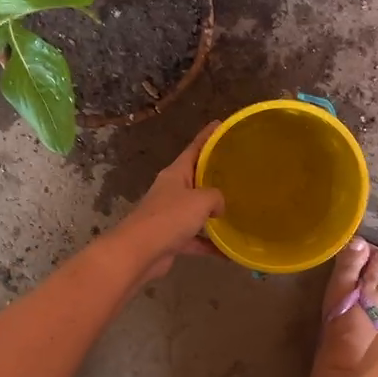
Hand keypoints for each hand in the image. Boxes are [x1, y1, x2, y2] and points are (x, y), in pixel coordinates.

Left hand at [113, 122, 225, 279]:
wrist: (139, 252)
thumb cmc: (169, 217)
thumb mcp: (200, 200)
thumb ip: (216, 197)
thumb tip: (219, 206)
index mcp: (175, 174)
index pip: (194, 148)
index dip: (208, 135)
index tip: (221, 124)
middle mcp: (172, 191)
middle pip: (196, 177)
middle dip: (215, 174)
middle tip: (238, 169)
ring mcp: (170, 215)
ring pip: (197, 210)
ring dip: (214, 212)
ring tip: (239, 208)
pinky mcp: (171, 238)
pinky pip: (196, 239)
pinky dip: (210, 244)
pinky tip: (229, 250)